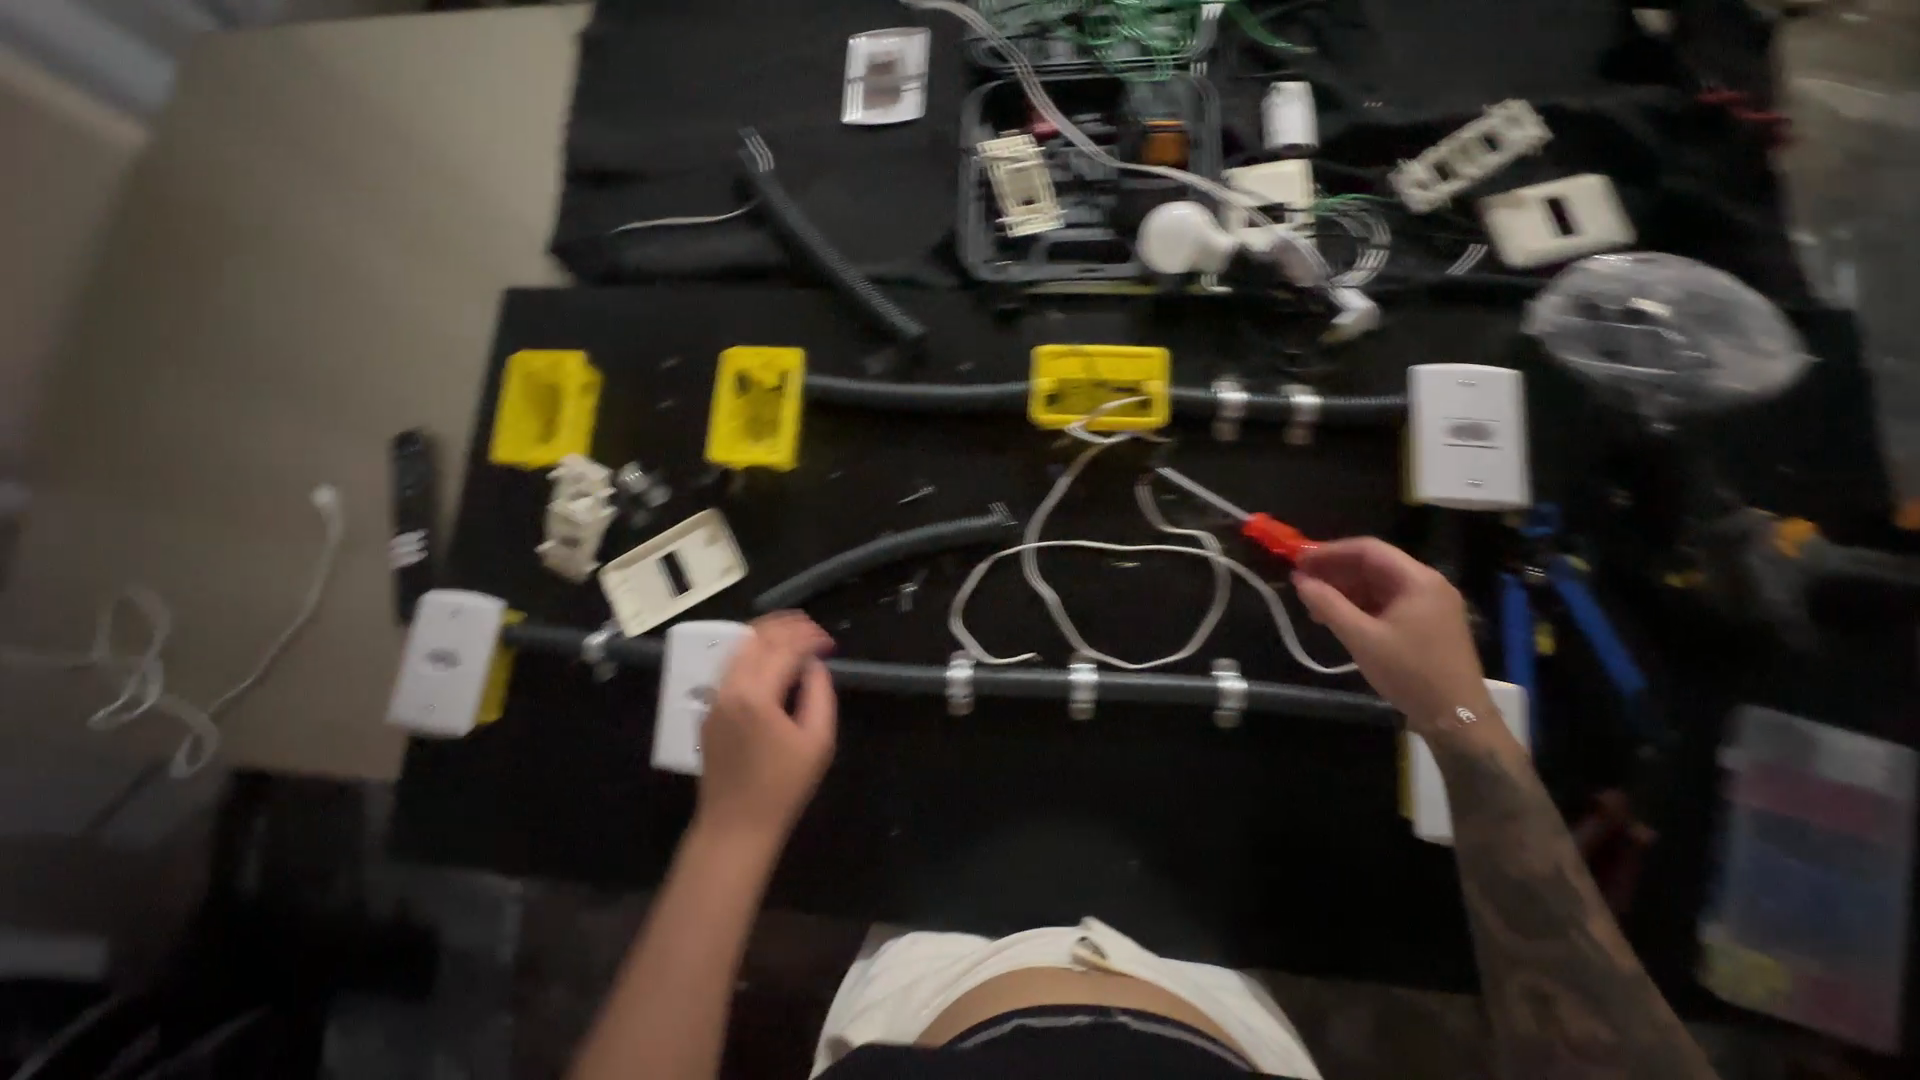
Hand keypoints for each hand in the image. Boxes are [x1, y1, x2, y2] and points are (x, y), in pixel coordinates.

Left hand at [695, 612, 837, 840]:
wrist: (735, 825)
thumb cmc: (783, 788)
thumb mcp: (818, 742)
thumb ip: (820, 695)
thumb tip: (814, 667)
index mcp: (757, 695)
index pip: (785, 649)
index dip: (810, 638)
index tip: (829, 642)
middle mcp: (729, 688)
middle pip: (755, 638)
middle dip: (786, 627)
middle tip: (812, 629)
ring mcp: (715, 699)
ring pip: (737, 648)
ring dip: (765, 636)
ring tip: (792, 635)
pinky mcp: (709, 711)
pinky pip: (729, 668)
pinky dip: (750, 654)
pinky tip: (769, 661)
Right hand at [1292, 537, 1487, 734]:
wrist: (1457, 717)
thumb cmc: (1410, 673)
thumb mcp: (1362, 639)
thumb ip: (1328, 605)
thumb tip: (1300, 581)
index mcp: (1417, 580)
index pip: (1368, 549)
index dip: (1329, 552)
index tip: (1298, 562)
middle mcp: (1427, 584)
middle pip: (1374, 565)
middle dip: (1335, 572)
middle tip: (1302, 583)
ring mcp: (1431, 604)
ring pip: (1380, 585)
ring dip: (1346, 591)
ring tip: (1315, 605)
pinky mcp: (1428, 623)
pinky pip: (1389, 603)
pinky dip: (1361, 606)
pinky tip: (1339, 619)